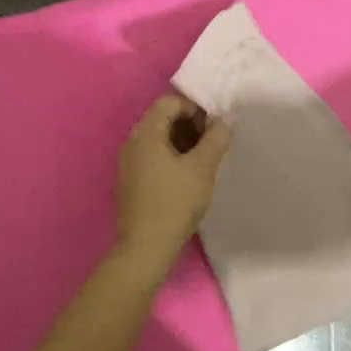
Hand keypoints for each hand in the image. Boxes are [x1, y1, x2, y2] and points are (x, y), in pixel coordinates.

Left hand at [114, 93, 232, 264]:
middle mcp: (131, 142)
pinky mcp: (130, 181)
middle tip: (212, 145)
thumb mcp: (203, 168)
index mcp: (145, 133)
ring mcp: (128, 163)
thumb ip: (216, 139)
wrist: (145, 249)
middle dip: (190, 125)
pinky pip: (152, 157)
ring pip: (158, 139)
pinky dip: (171, 158)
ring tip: (203, 162)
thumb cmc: (174, 203)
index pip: (170, 102)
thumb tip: (222, 122)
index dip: (195, 108)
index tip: (214, 129)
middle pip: (162, 119)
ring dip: (183, 142)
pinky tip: (187, 178)